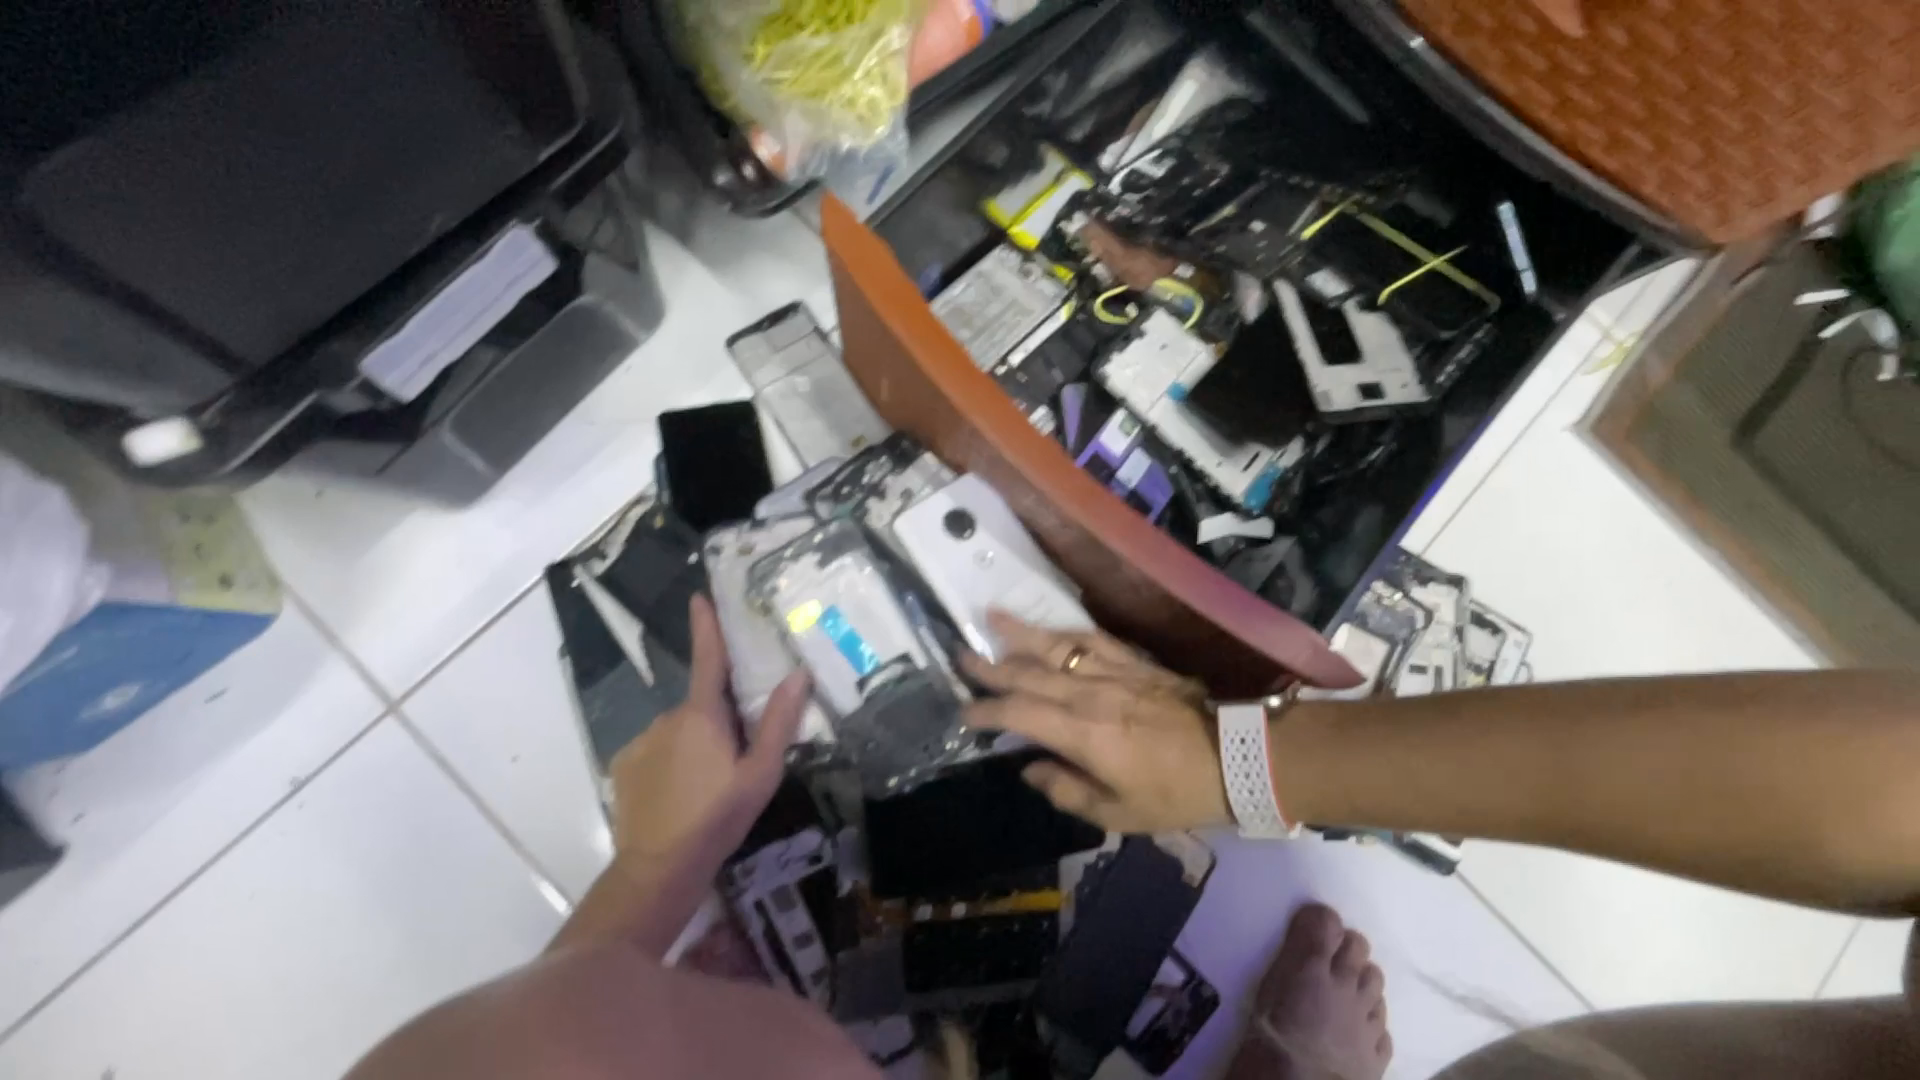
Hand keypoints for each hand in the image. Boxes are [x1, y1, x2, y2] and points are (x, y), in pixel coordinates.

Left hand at [607, 593, 809, 868]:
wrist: (659, 866)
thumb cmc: (718, 817)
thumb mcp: (761, 773)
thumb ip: (779, 722)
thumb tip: (798, 675)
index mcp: (703, 715)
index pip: (708, 659)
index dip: (705, 625)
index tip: (699, 596)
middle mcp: (668, 718)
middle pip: (700, 706)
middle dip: (717, 720)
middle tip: (734, 760)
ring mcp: (642, 741)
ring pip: (678, 731)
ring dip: (694, 745)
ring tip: (706, 787)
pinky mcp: (624, 765)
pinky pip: (656, 751)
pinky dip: (670, 763)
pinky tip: (679, 794)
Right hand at [961, 612, 1231, 832]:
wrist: (1233, 757)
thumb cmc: (1174, 793)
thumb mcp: (1118, 812)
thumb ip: (1066, 790)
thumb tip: (1029, 768)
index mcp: (1082, 734)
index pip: (1020, 715)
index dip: (987, 712)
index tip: (965, 714)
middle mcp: (1089, 695)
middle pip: (1030, 674)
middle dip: (991, 666)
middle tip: (960, 656)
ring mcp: (1113, 672)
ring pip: (1057, 648)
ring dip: (1021, 634)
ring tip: (992, 617)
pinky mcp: (1134, 662)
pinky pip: (1093, 639)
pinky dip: (1066, 632)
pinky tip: (1051, 629)